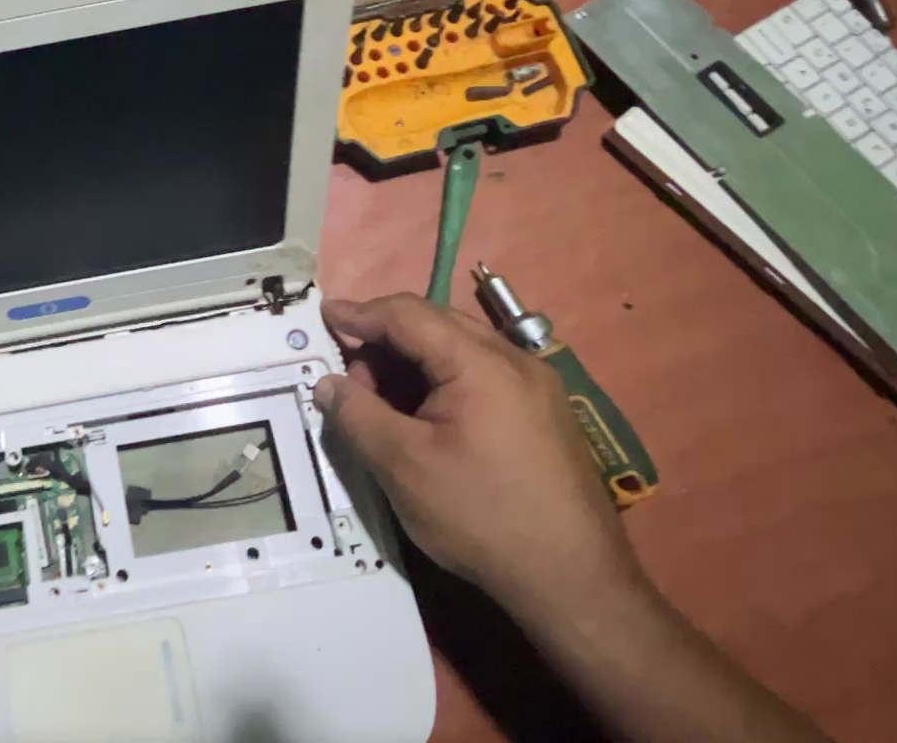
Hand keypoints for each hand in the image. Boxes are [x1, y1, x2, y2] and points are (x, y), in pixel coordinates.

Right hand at [316, 294, 646, 616]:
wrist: (574, 583)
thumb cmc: (481, 515)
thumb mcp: (403, 465)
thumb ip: (357, 414)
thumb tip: (327, 383)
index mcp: (480, 363)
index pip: (407, 315)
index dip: (359, 313)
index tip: (323, 316)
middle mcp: (513, 360)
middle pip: (434, 322)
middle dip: (383, 336)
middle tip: (347, 367)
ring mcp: (534, 385)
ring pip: (457, 346)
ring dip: (410, 358)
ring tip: (378, 397)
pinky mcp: (541, 412)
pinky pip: (478, 372)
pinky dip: (438, 377)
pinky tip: (420, 413)